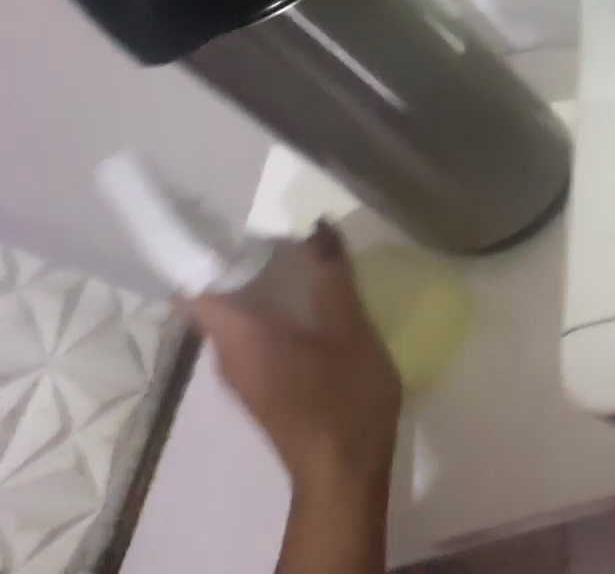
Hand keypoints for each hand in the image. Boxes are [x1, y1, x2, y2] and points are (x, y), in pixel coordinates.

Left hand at [187, 222, 401, 493]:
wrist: (344, 464)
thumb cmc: (346, 394)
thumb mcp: (350, 331)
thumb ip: (333, 280)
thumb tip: (317, 227)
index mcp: (241, 337)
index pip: (195, 287)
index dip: (203, 251)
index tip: (233, 219)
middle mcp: (229, 353)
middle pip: (215, 298)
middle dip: (242, 261)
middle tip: (285, 229)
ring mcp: (245, 372)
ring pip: (237, 316)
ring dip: (261, 285)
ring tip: (305, 257)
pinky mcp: (265, 382)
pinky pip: (255, 333)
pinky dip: (274, 309)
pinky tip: (314, 301)